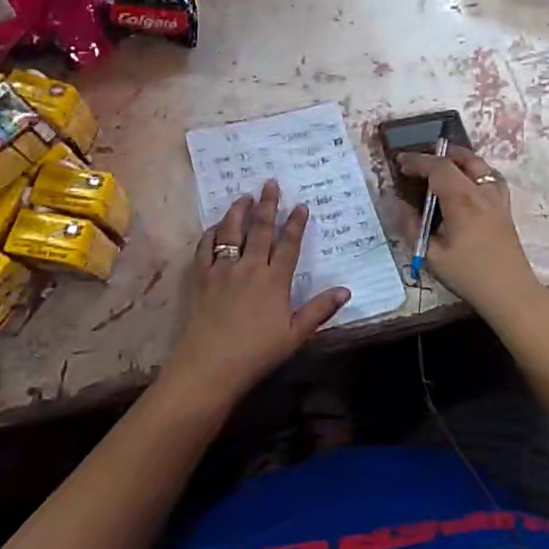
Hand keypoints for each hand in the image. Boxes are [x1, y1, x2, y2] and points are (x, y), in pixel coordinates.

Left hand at [159, 180, 348, 405]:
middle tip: (271, 183)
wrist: (210, 365)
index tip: (300, 205)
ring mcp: (222, 270)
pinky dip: (212, 233)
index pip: (288, 244)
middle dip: (268, 205)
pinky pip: (206, 247)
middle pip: (260, 229)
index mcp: (274, 280)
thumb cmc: (257, 353)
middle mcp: (249, 267)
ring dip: (239, 211)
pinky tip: (216, 226)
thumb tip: (346, 290)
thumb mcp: (295, 335)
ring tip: (245, 196)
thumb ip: (319, 310)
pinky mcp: (201, 278)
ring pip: (231, 232)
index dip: (296, 223)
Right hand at [396, 147, 540, 309]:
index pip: (438, 167)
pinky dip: (476, 170)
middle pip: (460, 159)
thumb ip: (412, 226)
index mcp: (462, 200)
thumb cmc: (468, 275)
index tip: (400, 162)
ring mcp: (497, 198)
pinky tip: (467, 182)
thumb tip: (399, 204)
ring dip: (458, 159)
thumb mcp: (432, 255)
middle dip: (436, 155)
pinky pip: (491, 177)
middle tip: (418, 162)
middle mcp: (482, 192)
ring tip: (441, 165)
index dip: (417, 160)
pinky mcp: (505, 208)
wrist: (510, 292)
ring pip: (479, 164)